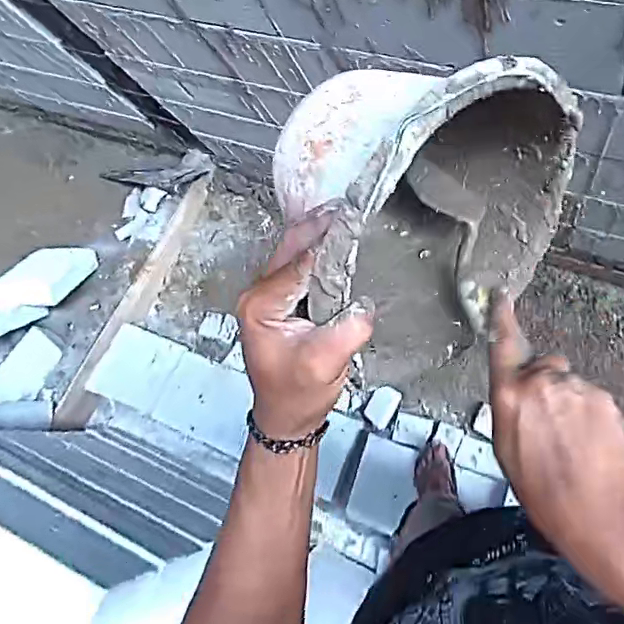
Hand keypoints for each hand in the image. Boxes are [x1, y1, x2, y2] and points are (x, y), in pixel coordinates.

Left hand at [237, 215, 373, 439]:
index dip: (324, 242)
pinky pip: (300, 263)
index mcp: (260, 306)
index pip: (297, 262)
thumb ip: (345, 333)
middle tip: (348, 208)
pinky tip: (338, 241)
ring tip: (346, 217)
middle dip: (319, 225)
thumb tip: (364, 307)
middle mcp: (258, 295)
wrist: (287, 416)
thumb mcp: (323, 365)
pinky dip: (319, 248)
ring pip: (293, 251)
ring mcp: (269, 295)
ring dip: (318, 233)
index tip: (348, 222)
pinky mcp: (282, 298)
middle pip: (290, 246)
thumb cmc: (296, 395)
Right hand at [487, 290, 623, 571]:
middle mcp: (539, 382)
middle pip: (542, 368)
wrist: (595, 510)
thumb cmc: (544, 491)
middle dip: (545, 388)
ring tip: (573, 441)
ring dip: (569, 403)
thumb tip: (516, 397)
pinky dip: (590, 413)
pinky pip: (590, 396)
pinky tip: (590, 441)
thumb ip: (510, 410)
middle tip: (551, 427)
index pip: (501, 345)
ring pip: (568, 384)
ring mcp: (573, 386)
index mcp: (509, 396)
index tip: (501, 296)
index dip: (501, 319)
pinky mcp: (600, 395)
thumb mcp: (507, 451)